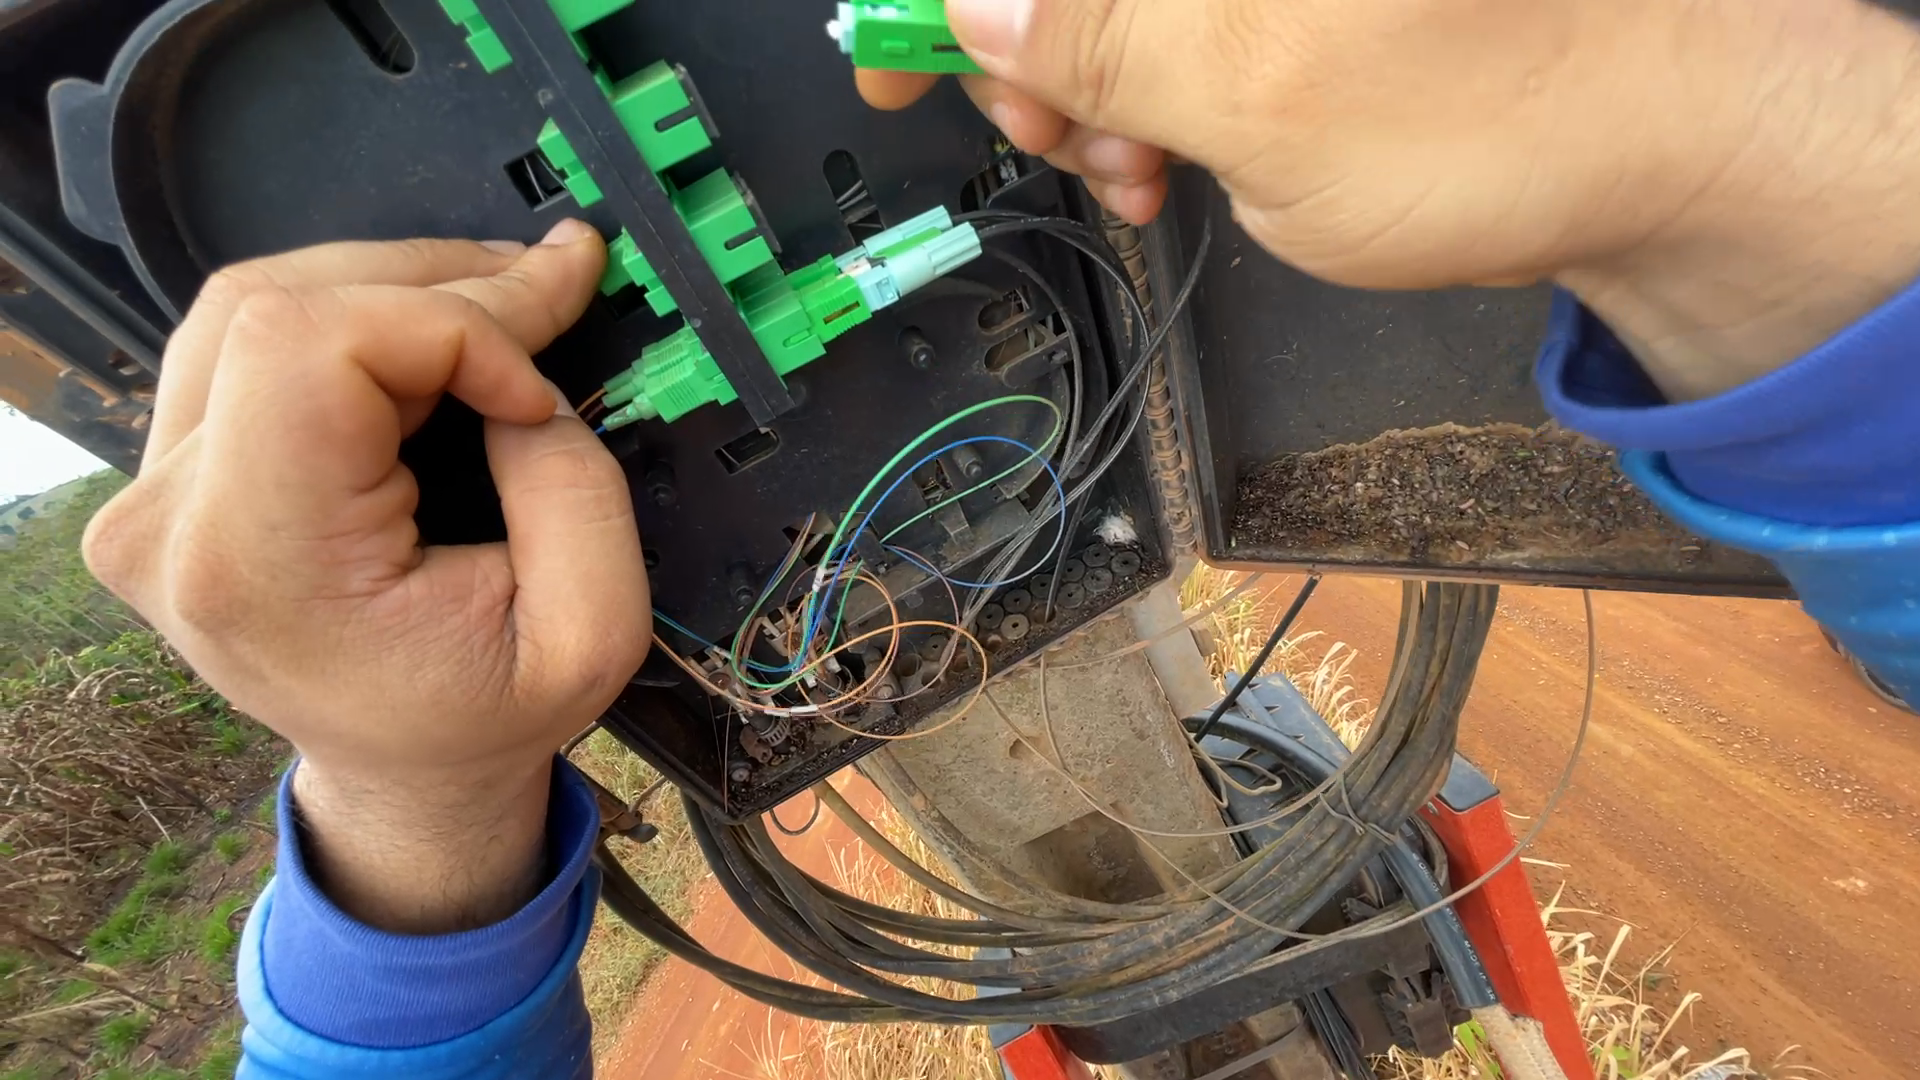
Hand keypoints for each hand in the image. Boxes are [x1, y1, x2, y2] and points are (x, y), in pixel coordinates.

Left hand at [83, 220, 649, 930]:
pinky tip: (444, 332)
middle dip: (444, 281)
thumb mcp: (599, 626)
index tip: (543, 396)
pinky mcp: (181, 482)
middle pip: (278, 305)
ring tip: (511, 294)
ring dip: (403, 283)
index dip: (455, 332)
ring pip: (254, 304)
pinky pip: (257, 348)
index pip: (314, 347)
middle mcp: (170, 522)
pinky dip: (367, 318)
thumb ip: (573, 487)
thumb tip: (519, 377)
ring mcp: (154, 497)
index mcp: (267, 568)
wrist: (417, 771)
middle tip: (558, 276)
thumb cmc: (510, 713)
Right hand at [865, 0, 1919, 399]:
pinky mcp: (1259, 9)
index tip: (888, 53)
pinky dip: (1127, 119)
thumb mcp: (1260, 91)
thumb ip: (1110, 36)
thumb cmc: (1475, 127)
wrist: (1631, 158)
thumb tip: (978, 5)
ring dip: (1077, 105)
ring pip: (1092, 18)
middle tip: (1045, 136)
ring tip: (1131, 173)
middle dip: (1022, 54)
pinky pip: (1145, 54)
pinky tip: (1156, 172)